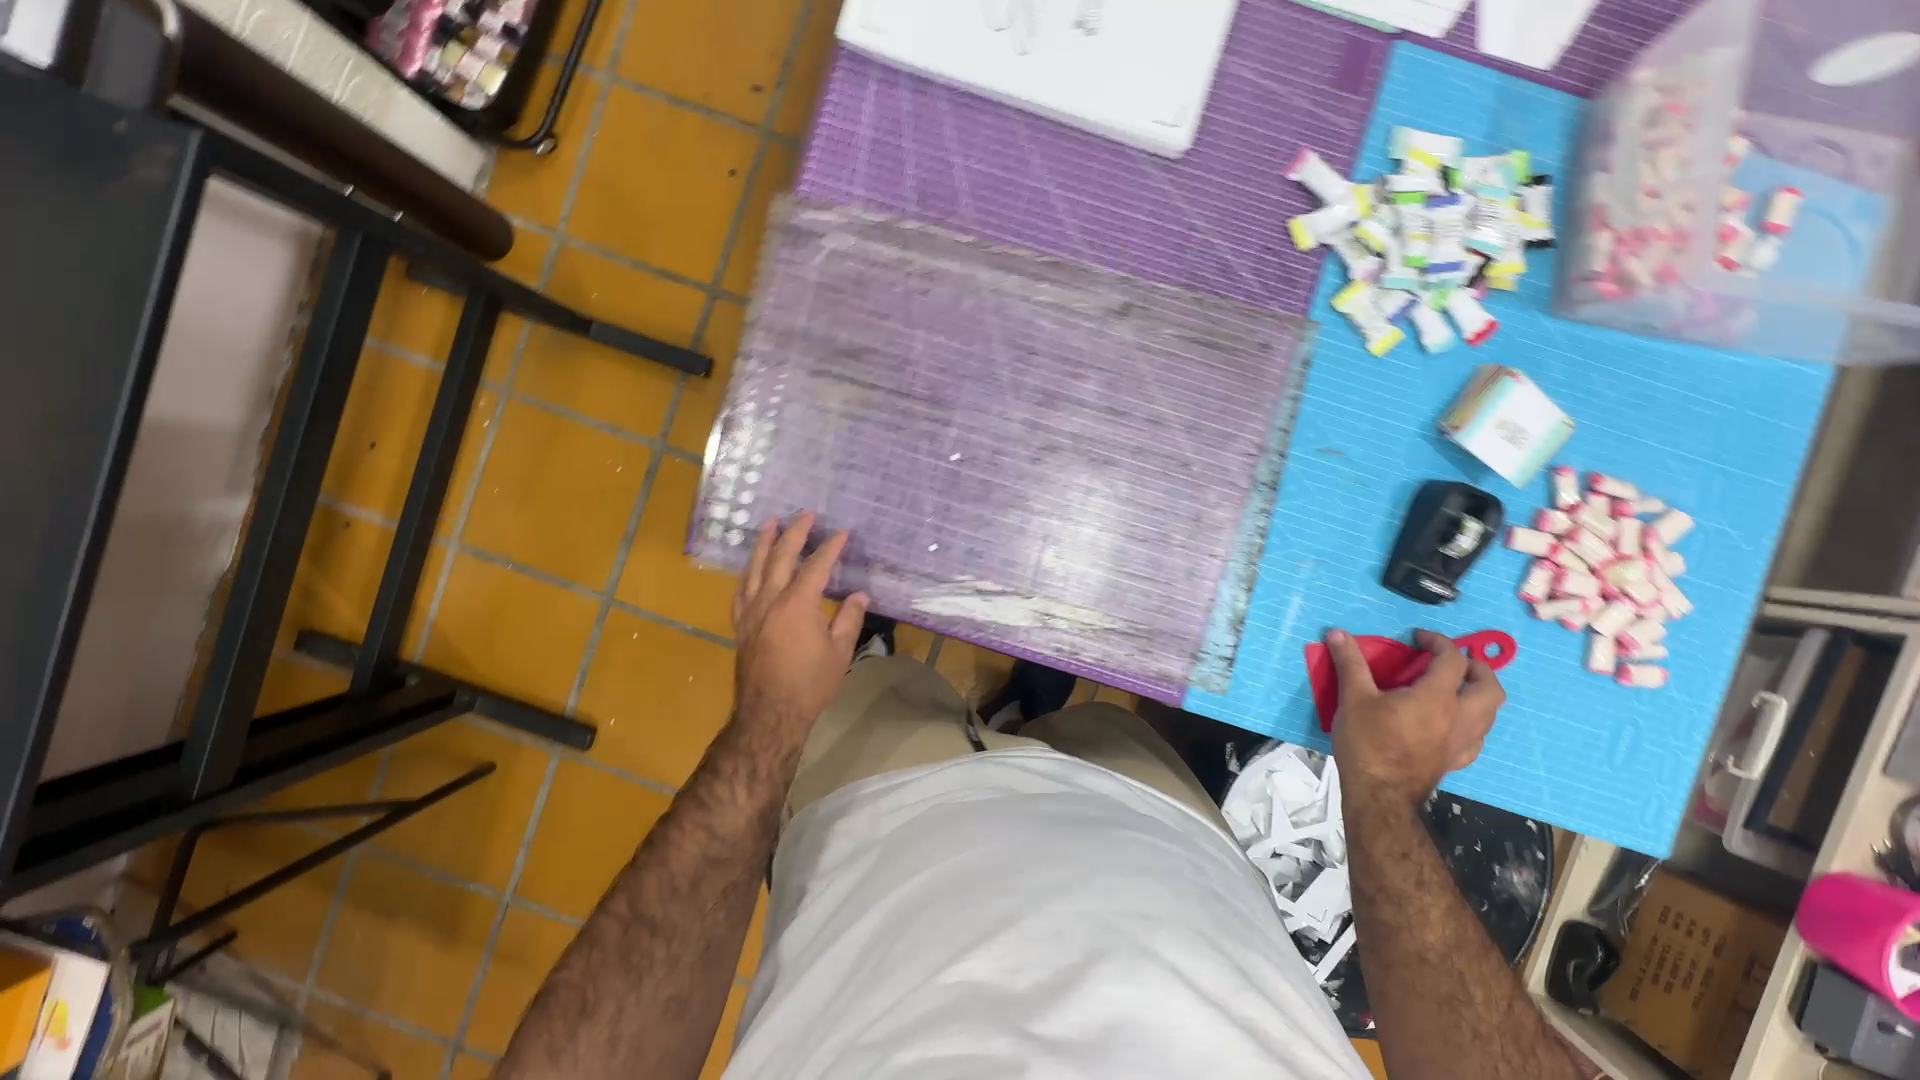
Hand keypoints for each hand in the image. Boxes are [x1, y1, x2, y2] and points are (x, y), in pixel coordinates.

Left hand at [732, 511, 870, 729]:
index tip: (842, 533)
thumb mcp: (840, 652)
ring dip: (764, 543)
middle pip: (781, 557)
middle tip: (805, 514)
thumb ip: (848, 619)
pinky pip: (741, 590)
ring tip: (771, 523)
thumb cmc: (810, 684)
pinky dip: (748, 572)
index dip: (830, 548)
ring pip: (755, 568)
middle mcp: (770, 600)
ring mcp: (751, 612)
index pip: (816, 566)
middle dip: (795, 533)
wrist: (770, 714)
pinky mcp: (741, 625)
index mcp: (798, 605)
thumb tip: (859, 595)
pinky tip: (751, 566)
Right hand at [1325, 628, 1504, 810]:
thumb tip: (1337, 632)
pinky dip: (1473, 724)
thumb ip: (1350, 663)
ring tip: (1458, 690)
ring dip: (1480, 695)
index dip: (1438, 641)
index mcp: (1436, 696)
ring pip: (1491, 713)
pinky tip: (1454, 724)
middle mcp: (1460, 717)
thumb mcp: (1353, 698)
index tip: (1419, 638)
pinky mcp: (1457, 761)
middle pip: (1490, 686)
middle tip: (1455, 662)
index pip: (1452, 658)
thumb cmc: (1367, 743)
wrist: (1380, 794)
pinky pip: (1478, 738)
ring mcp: (1463, 742)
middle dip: (1477, 668)